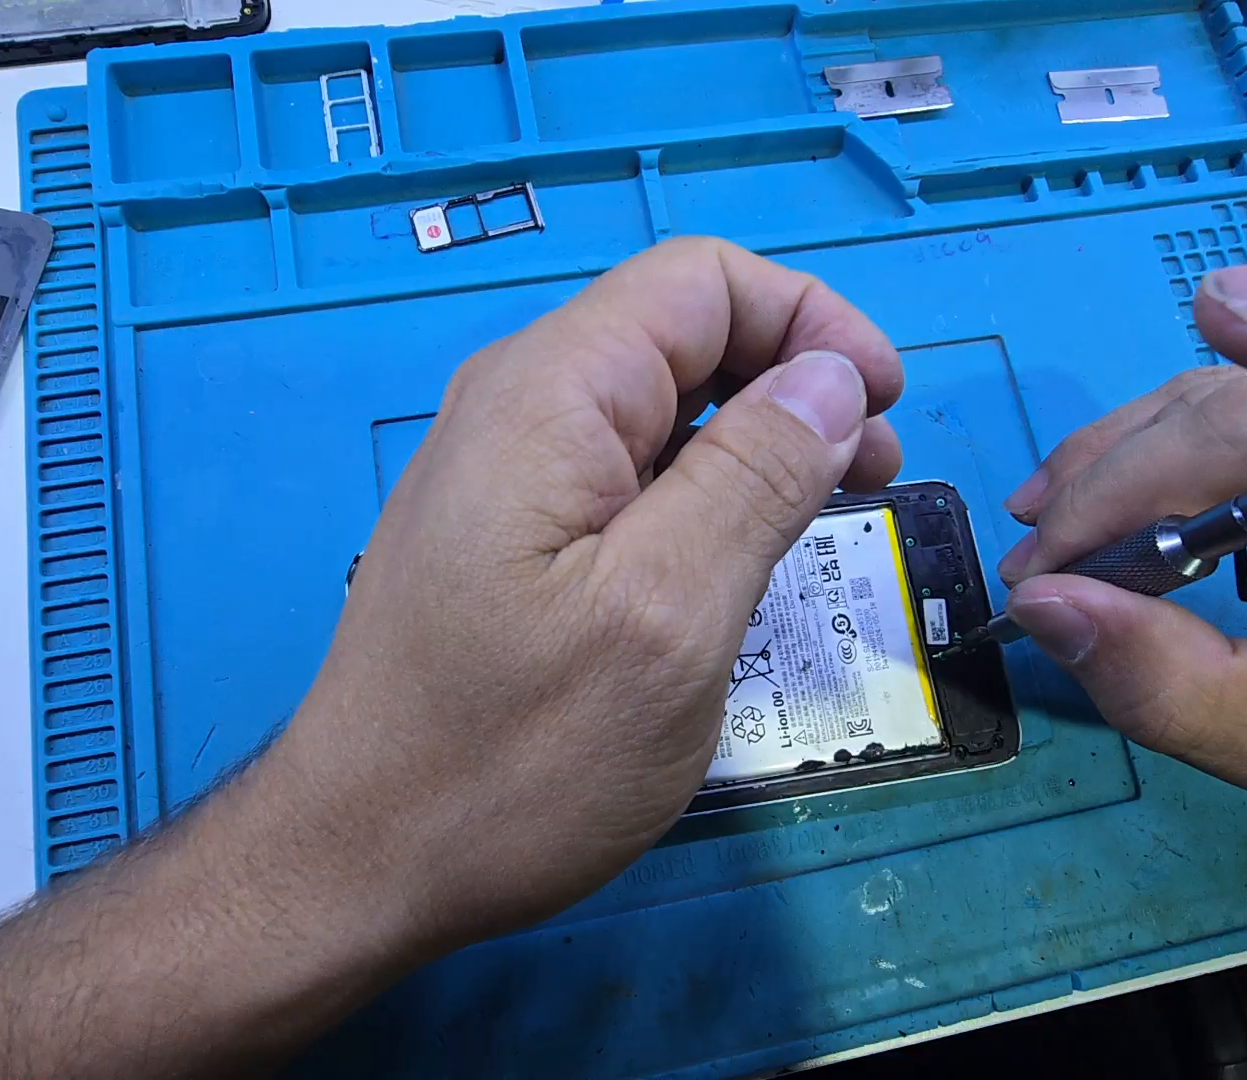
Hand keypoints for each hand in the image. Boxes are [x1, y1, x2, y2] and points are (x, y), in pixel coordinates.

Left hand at [278, 236, 902, 944]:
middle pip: (679, 338)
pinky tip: (732, 552)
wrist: (363, 856)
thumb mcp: (665, 614)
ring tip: (818, 512)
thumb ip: (753, 479)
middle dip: (790, 382)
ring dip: (752, 442)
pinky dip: (698, 494)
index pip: (701, 283)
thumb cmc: (513, 755)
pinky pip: (622, 477)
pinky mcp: (508, 533)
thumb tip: (829, 380)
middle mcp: (518, 407)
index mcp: (551, 393)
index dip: (809, 321)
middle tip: (870, 471)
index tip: (883, 403)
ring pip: (656, 412)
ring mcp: (505, 473)